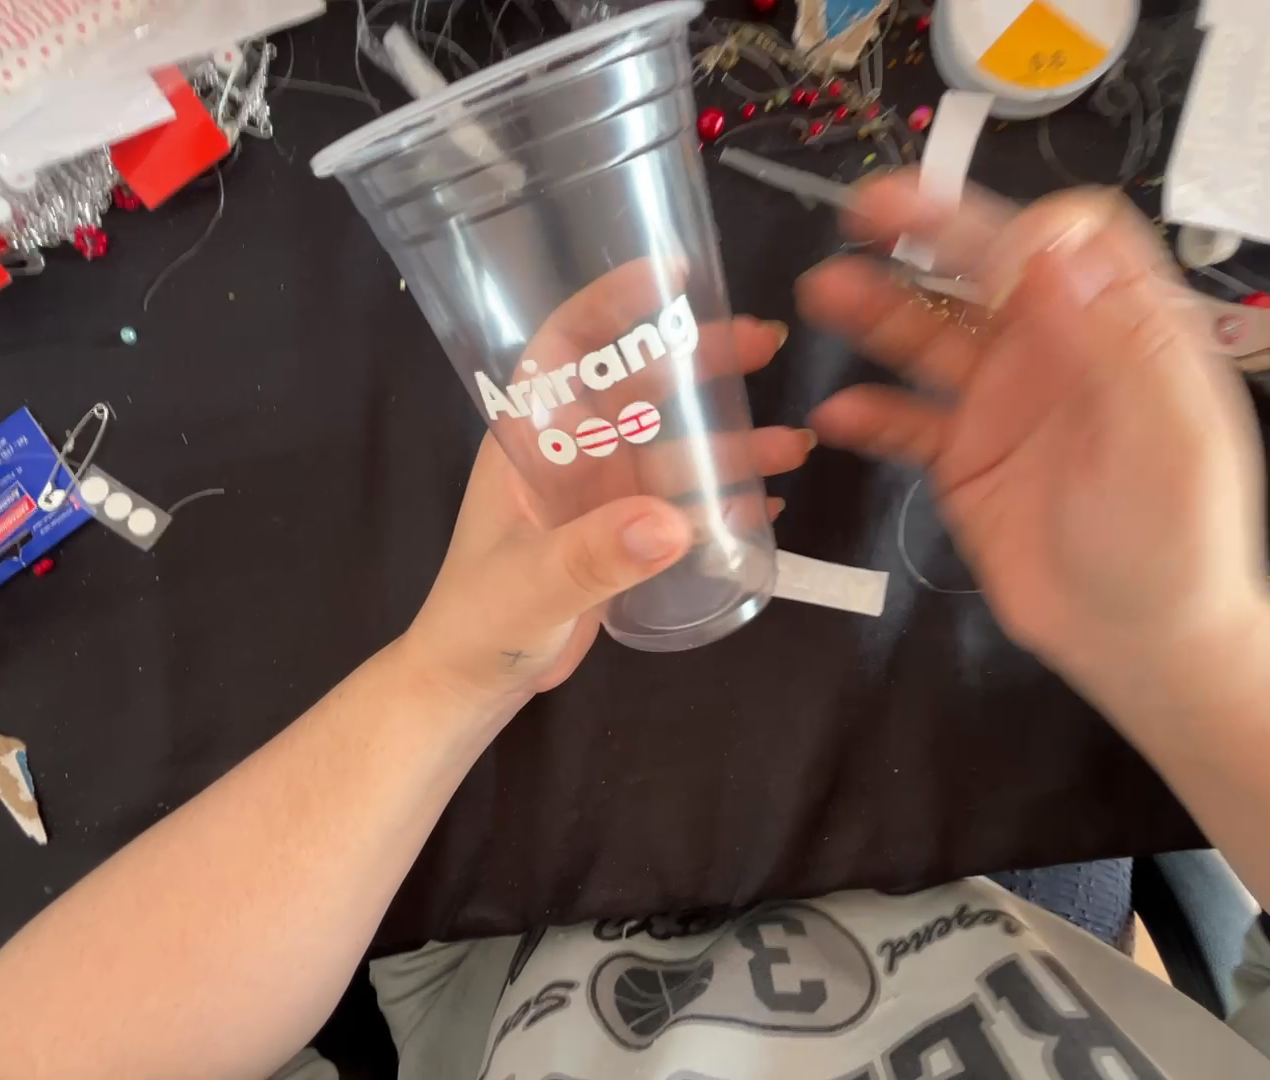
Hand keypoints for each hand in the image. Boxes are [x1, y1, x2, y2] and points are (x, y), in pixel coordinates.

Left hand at [400, 316, 809, 710]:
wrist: (476, 681)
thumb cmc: (479, 624)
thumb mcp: (528, 586)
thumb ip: (590, 555)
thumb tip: (675, 522)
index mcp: (529, 443)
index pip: (564, 350)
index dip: (610, 303)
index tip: (670, 277)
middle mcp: (569, 457)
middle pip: (637, 388)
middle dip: (698, 361)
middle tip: (764, 345)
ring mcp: (601, 498)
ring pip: (672, 449)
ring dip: (729, 443)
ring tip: (793, 445)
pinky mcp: (623, 537)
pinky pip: (681, 505)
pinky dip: (721, 501)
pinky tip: (764, 505)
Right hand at [798, 177, 1269, 675]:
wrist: (1132, 638)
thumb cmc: (1169, 541)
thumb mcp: (1162, 440)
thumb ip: (1112, 341)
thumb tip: (1047, 244)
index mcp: (1119, 332)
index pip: (1069, 242)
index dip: (1015, 228)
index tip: (970, 253)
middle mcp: (1053, 354)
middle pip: (984, 275)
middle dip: (926, 239)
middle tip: (861, 214)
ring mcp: (999, 405)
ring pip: (930, 342)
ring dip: (877, 314)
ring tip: (822, 294)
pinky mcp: (959, 457)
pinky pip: (905, 424)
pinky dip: (870, 415)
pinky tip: (837, 414)